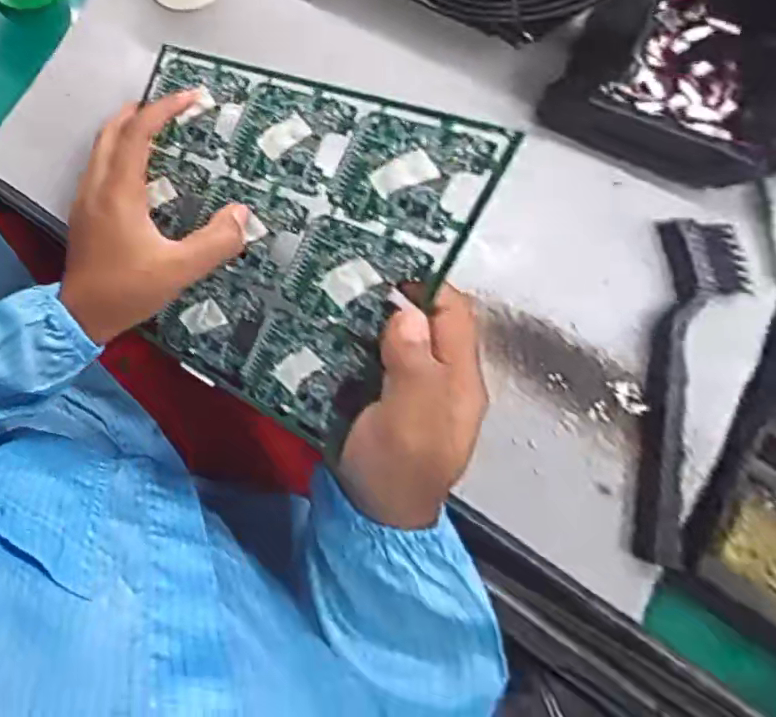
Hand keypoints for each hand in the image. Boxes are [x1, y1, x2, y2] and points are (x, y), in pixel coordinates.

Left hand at [60, 89, 251, 344]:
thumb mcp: (178, 270)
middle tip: (172, 107)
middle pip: (110, 132)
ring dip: (125, 130)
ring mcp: (84, 198)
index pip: (136, 134)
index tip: (189, 97)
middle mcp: (95, 187)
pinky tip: (138, 167)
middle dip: (139, 111)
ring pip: (99, 148)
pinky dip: (117, 151)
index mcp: (117, 193)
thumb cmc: (126, 291)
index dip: (162, 110)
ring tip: (156, 127)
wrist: (80, 314)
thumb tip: (241, 214)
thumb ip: (215, 242)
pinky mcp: (82, 211)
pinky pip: (97, 166)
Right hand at [337, 284, 487, 528]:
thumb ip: (414, 371)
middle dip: (389, 290)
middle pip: (422, 318)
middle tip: (342, 270)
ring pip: (391, 332)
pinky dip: (347, 333)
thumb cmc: (396, 469)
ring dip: (363, 310)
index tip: (383, 262)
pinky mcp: (377, 391)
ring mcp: (406, 383)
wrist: (374, 512)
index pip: (453, 314)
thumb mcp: (409, 424)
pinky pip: (367, 350)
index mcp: (457, 380)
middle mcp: (438, 375)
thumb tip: (407, 313)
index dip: (426, 283)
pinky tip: (318, 324)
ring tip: (323, 288)